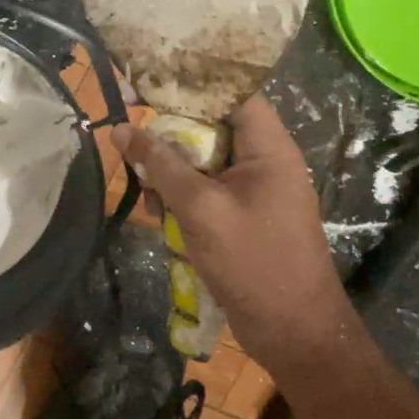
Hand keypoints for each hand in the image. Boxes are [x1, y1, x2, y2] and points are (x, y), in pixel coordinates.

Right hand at [112, 95, 355, 373]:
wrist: (296, 335)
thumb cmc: (255, 264)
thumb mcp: (200, 209)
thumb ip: (160, 165)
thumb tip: (122, 129)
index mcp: (268, 149)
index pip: (232, 92)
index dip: (190, 82)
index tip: (147, 83)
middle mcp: (264, 160)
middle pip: (210, 123)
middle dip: (169, 132)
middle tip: (132, 137)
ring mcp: (254, 189)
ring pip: (201, 156)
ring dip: (170, 168)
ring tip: (147, 190)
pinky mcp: (243, 213)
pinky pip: (204, 186)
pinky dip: (180, 193)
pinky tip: (162, 216)